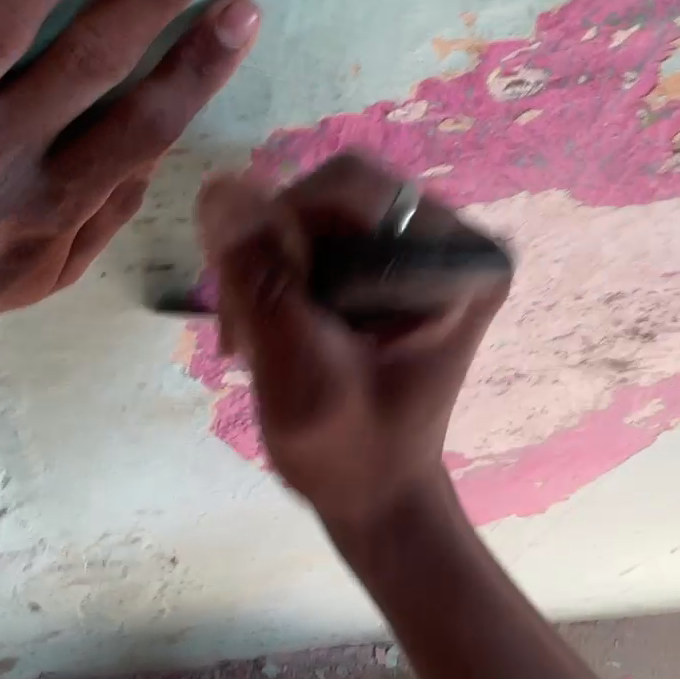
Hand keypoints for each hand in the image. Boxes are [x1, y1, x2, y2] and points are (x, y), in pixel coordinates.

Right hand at [196, 153, 511, 531]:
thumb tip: (221, 185)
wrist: (373, 494)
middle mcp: (451, 237)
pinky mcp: (391, 261)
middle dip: (270, 257)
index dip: (281, 234)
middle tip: (246, 332)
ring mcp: (421, 246)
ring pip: (310, 214)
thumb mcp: (299, 375)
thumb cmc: (348, 454)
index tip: (258, 313)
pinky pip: (313, 235)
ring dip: (264, 270)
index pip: (346, 189)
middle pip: (326, 196)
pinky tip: (267, 325)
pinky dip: (275, 276)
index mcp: (458, 260)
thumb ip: (262, 282)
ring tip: (253, 338)